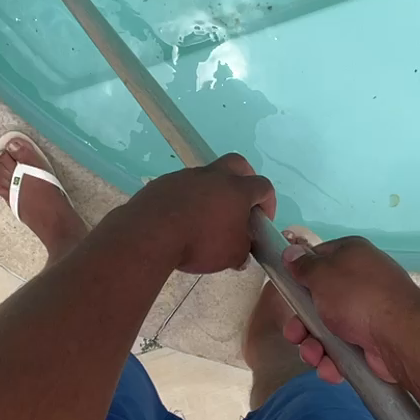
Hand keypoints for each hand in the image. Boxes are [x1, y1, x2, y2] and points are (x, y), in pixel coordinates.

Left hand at [119, 154, 276, 273]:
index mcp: (236, 189)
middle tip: (240, 203)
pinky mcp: (163, 183)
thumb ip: (242, 250)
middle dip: (244, 179)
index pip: (263, 186)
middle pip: (237, 164)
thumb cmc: (199, 243)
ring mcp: (186, 176)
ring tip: (206, 219)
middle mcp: (213, 176)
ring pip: (206, 176)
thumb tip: (243, 252)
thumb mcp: (231, 255)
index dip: (268, 203)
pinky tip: (180, 220)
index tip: (261, 222)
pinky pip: (181, 187)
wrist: (150, 235)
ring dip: (212, 192)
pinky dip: (186, 199)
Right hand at [281, 236, 419, 384]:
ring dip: (314, 346)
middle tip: (295, 335)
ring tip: (314, 356)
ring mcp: (366, 313)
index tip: (288, 290)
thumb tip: (291, 251)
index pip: (318, 259)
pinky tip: (330, 368)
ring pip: (327, 330)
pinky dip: (333, 361)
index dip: (301, 276)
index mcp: (350, 256)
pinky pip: (343, 349)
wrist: (400, 335)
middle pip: (318, 301)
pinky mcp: (371, 341)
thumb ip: (303, 265)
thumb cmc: (356, 296)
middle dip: (302, 323)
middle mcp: (359, 281)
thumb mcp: (322, 275)